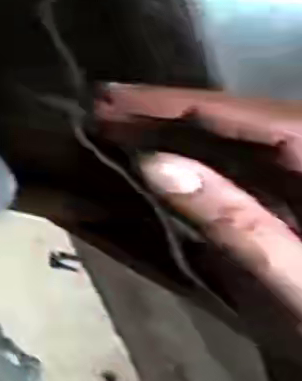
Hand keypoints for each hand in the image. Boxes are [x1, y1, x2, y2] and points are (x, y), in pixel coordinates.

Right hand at [97, 84, 301, 322]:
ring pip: (255, 149)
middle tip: (100, 110)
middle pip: (260, 130)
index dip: (189, 105)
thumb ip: (234, 223)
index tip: (112, 96)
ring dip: (184, 137)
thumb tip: (152, 162)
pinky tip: (157, 158)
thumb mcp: (298, 284)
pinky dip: (202, 162)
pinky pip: (260, 172)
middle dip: (178, 117)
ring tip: (115, 128)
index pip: (273, 124)